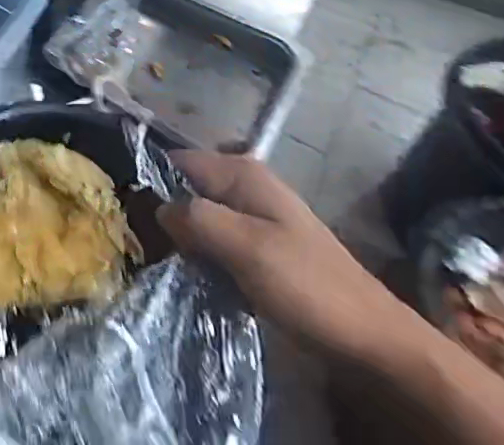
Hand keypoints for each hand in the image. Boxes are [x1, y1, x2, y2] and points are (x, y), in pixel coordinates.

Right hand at [157, 150, 417, 363]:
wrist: (375, 342)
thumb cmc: (308, 286)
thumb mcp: (244, 247)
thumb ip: (195, 217)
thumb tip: (160, 208)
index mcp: (240, 173)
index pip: (174, 160)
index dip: (150, 180)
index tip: (127, 209)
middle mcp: (245, 184)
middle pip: (185, 188)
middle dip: (167, 214)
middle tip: (150, 244)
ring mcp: (255, 215)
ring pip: (199, 217)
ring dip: (186, 240)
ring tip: (171, 263)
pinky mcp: (260, 245)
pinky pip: (216, 240)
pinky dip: (205, 255)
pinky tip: (200, 275)